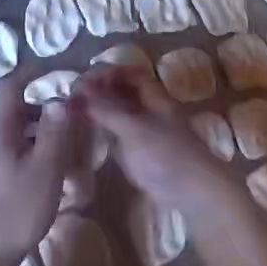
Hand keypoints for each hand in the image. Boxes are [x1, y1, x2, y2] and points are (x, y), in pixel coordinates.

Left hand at [0, 74, 84, 265]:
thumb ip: (55, 133)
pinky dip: (42, 153)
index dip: (30, 73)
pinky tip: (60, 171)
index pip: (9, 88)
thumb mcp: (44, 169)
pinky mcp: (0, 181)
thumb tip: (60, 99)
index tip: (57, 70)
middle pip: (19, 111)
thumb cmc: (17, 209)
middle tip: (77, 115)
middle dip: (48, 108)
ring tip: (74, 144)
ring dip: (48, 132)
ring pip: (23, 134)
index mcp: (1, 133)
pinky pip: (23, 154)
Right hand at [73, 65, 228, 212]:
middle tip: (75, 97)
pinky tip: (89, 133)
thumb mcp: (135, 128)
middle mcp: (152, 113)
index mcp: (157, 100)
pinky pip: (119, 136)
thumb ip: (108, 109)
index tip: (87, 80)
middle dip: (101, 91)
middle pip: (126, 94)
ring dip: (100, 111)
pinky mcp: (141, 156)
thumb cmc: (166, 155)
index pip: (134, 75)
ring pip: (121, 115)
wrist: (192, 193)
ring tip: (75, 112)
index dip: (111, 73)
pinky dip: (104, 131)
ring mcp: (147, 136)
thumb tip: (83, 92)